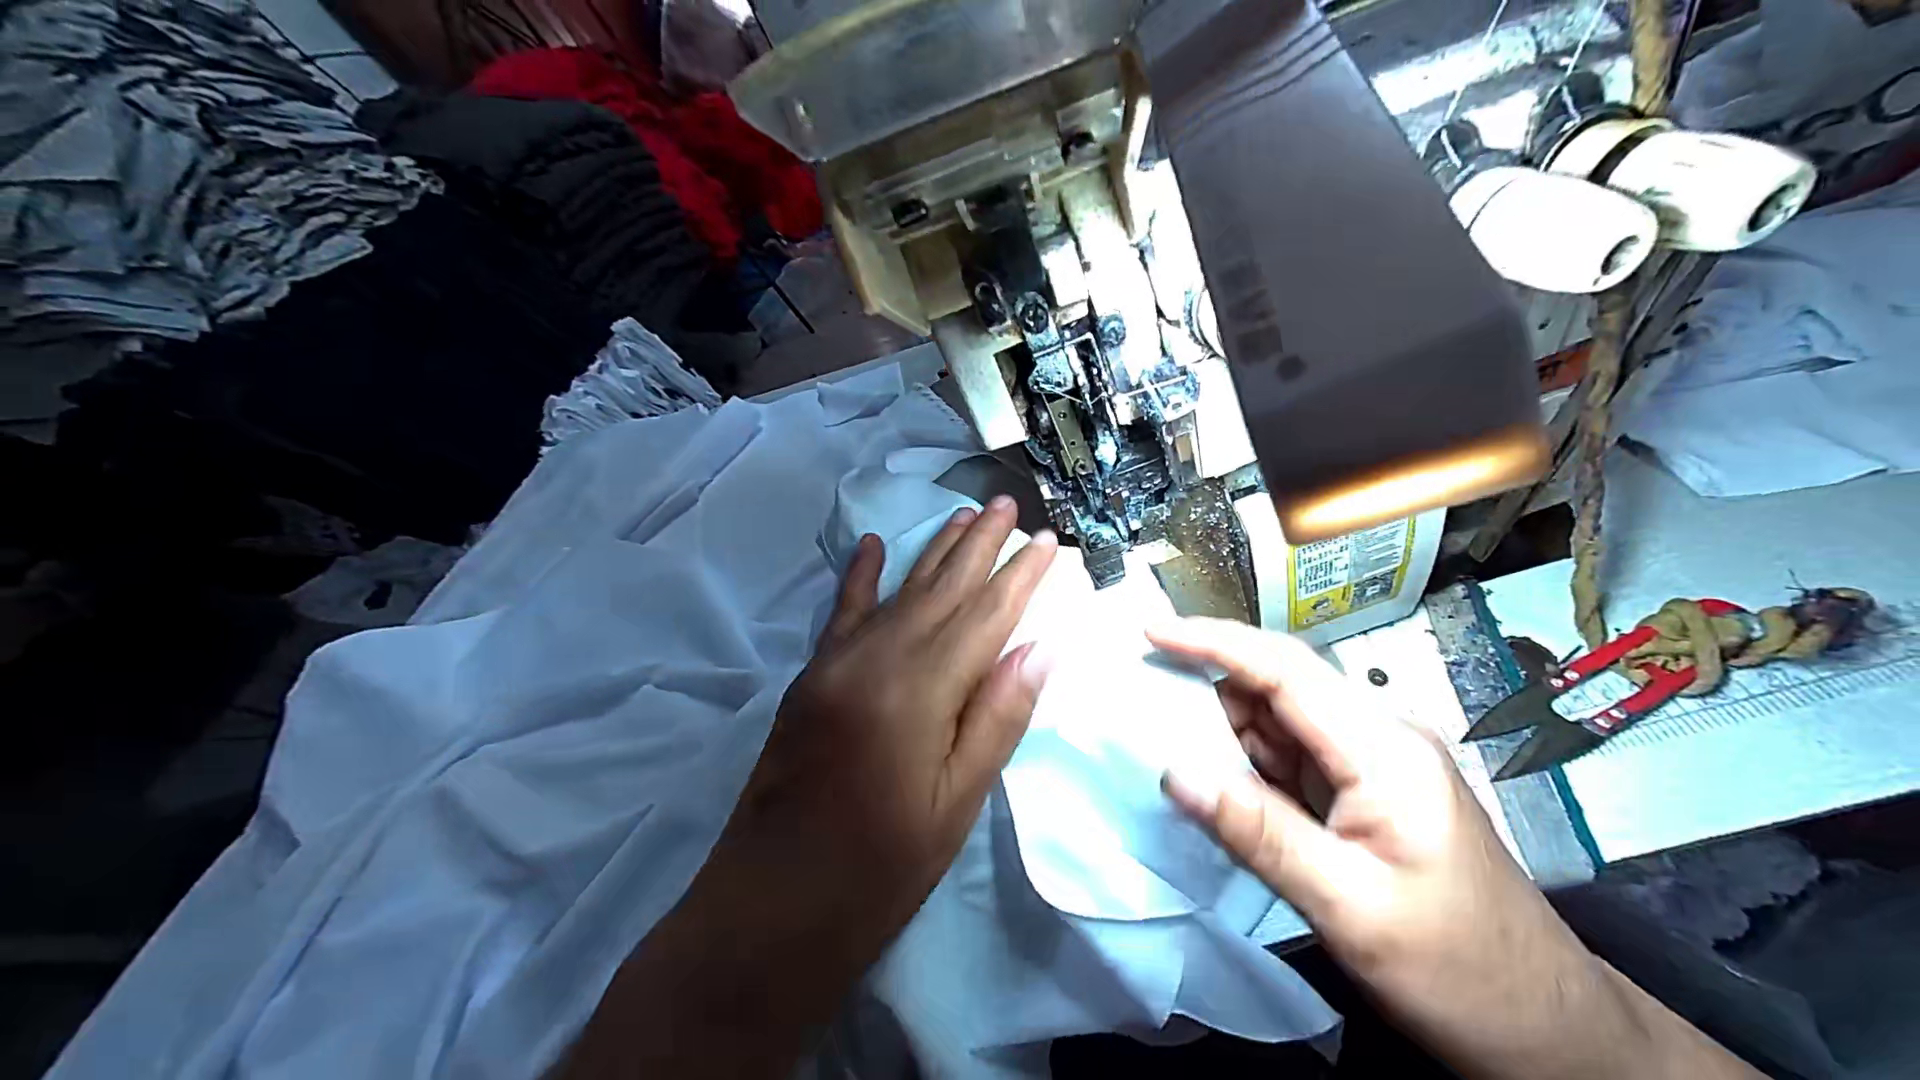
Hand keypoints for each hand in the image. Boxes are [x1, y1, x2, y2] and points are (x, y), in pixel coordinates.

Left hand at [563, 497, 1057, 1079]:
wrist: (766, 911)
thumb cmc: (878, 873)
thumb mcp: (955, 805)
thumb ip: (997, 718)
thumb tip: (1039, 647)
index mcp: (917, 693)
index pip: (984, 617)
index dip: (1020, 577)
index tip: (1048, 541)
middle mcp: (873, 661)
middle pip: (939, 590)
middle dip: (978, 544)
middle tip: (1006, 503)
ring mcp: (833, 665)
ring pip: (896, 592)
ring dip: (933, 552)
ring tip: (962, 515)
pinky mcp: (809, 678)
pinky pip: (841, 615)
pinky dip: (859, 577)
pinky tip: (870, 543)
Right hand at [1149, 618, 1758, 1079]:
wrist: (1548, 1030)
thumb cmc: (1460, 970)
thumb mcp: (1351, 906)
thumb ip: (1258, 832)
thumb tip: (1172, 773)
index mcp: (1384, 749)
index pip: (1285, 669)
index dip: (1213, 642)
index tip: (1151, 631)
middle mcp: (1376, 738)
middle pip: (1276, 685)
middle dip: (1205, 678)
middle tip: (1137, 682)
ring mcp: (1367, 764)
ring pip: (1274, 719)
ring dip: (1215, 718)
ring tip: (1153, 720)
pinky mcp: (1357, 792)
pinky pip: (1283, 757)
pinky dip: (1237, 756)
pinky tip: (1203, 765)